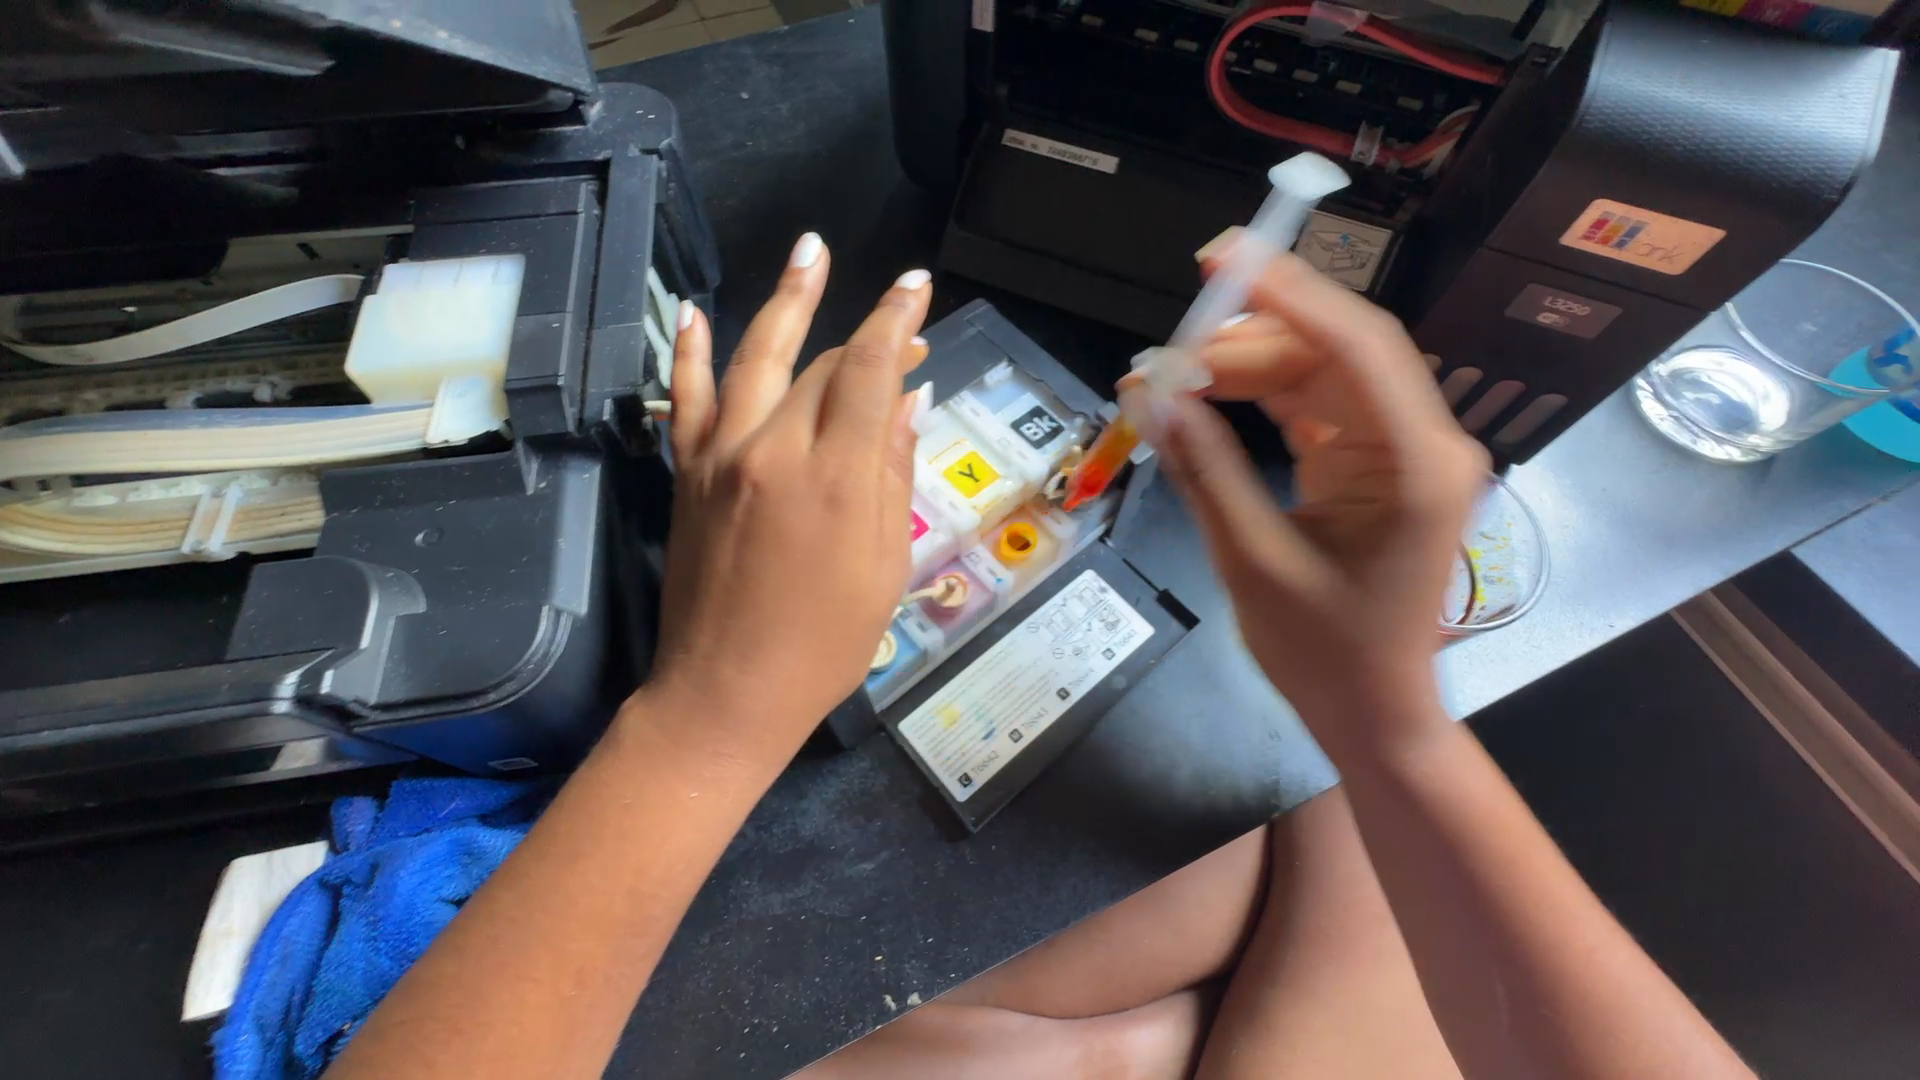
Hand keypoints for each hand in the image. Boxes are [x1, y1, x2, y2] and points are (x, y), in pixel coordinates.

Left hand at [640, 233, 932, 751]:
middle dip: (869, 335)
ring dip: (787, 302)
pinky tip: (699, 310)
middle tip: (903, 326)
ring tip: (809, 251)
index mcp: (835, 477)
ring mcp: (721, 455)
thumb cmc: (824, 645)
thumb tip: (910, 403)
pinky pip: (687, 397)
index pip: (872, 372)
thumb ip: (892, 474)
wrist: (726, 692)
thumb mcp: (883, 567)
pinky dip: (693, 351)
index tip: (918, 287)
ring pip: (757, 357)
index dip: (898, 322)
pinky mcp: (687, 473)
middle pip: (825, 365)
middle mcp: (774, 448)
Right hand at [1137, 251, 1486, 760]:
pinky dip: (1259, 399)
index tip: (1219, 260)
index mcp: (1412, 464)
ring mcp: (1399, 451)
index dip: (1287, 293)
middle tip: (1165, 358)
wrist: (1371, 709)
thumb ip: (1205, 470)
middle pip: (1333, 352)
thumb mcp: (1252, 562)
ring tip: (1172, 381)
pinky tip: (1207, 401)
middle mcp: (1420, 442)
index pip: (1356, 346)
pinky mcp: (1373, 465)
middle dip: (1246, 342)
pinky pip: (1314, 408)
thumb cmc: (1322, 651)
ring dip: (1245, 369)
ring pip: (1319, 374)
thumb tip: (1154, 397)